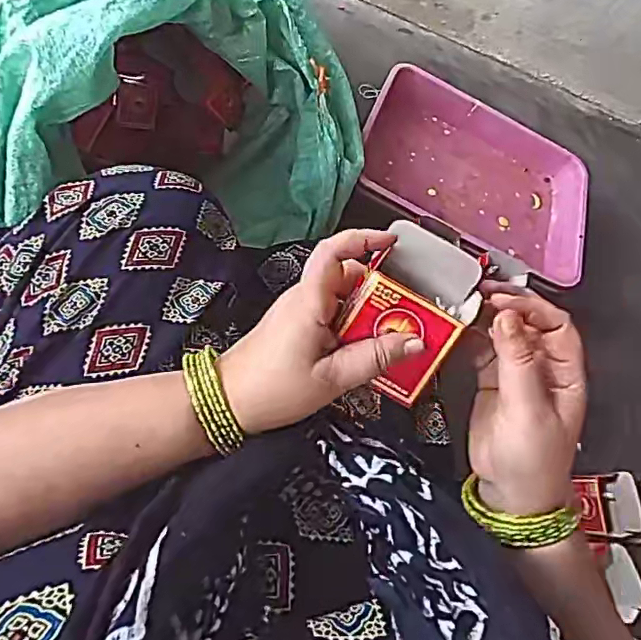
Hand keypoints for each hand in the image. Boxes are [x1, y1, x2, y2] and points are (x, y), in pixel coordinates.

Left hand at [217, 229, 426, 434]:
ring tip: (386, 339)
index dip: (364, 238)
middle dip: (380, 292)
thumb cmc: (270, 388)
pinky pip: (335, 313)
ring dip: (368, 313)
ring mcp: (300, 309)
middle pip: (349, 276)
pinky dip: (354, 325)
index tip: (391, 241)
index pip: (335, 250)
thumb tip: (412, 342)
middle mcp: (304, 297)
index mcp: (309, 301)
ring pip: (345, 296)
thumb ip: (375, 357)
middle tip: (402, 317)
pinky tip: (363, 350)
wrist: (228, 401)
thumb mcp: (333, 378)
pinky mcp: (299, 323)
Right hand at [466, 283, 586, 515]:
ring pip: (504, 332)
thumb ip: (517, 361)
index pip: (555, 325)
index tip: (505, 302)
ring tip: (469, 306)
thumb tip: (507, 318)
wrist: (511, 496)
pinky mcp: (492, 382)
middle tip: (483, 294)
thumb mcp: (528, 409)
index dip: (532, 308)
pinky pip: (483, 349)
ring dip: (487, 317)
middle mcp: (543, 369)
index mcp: (564, 374)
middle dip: (508, 305)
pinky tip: (461, 328)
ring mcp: (516, 374)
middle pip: (528, 323)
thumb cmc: (534, 464)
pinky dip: (472, 336)